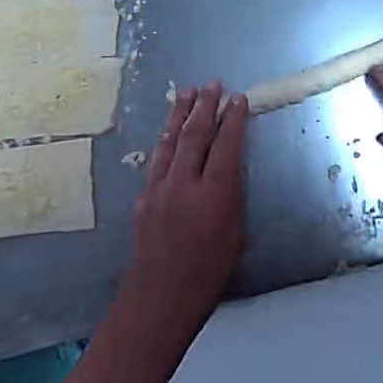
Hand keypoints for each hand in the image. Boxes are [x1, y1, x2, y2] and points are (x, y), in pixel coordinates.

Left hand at [123, 83, 248, 323]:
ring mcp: (159, 187)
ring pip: (171, 140)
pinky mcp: (144, 195)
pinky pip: (157, 158)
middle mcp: (184, 185)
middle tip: (213, 84)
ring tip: (189, 91)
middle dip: (205, 106)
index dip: (233, 120)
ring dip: (181, 113)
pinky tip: (169, 130)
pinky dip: (166, 139)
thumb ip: (231, 197)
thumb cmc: (208, 275)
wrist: (159, 298)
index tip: (238, 99)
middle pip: (195, 135)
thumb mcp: (235, 236)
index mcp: (214, 197)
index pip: (226, 146)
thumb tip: (230, 168)